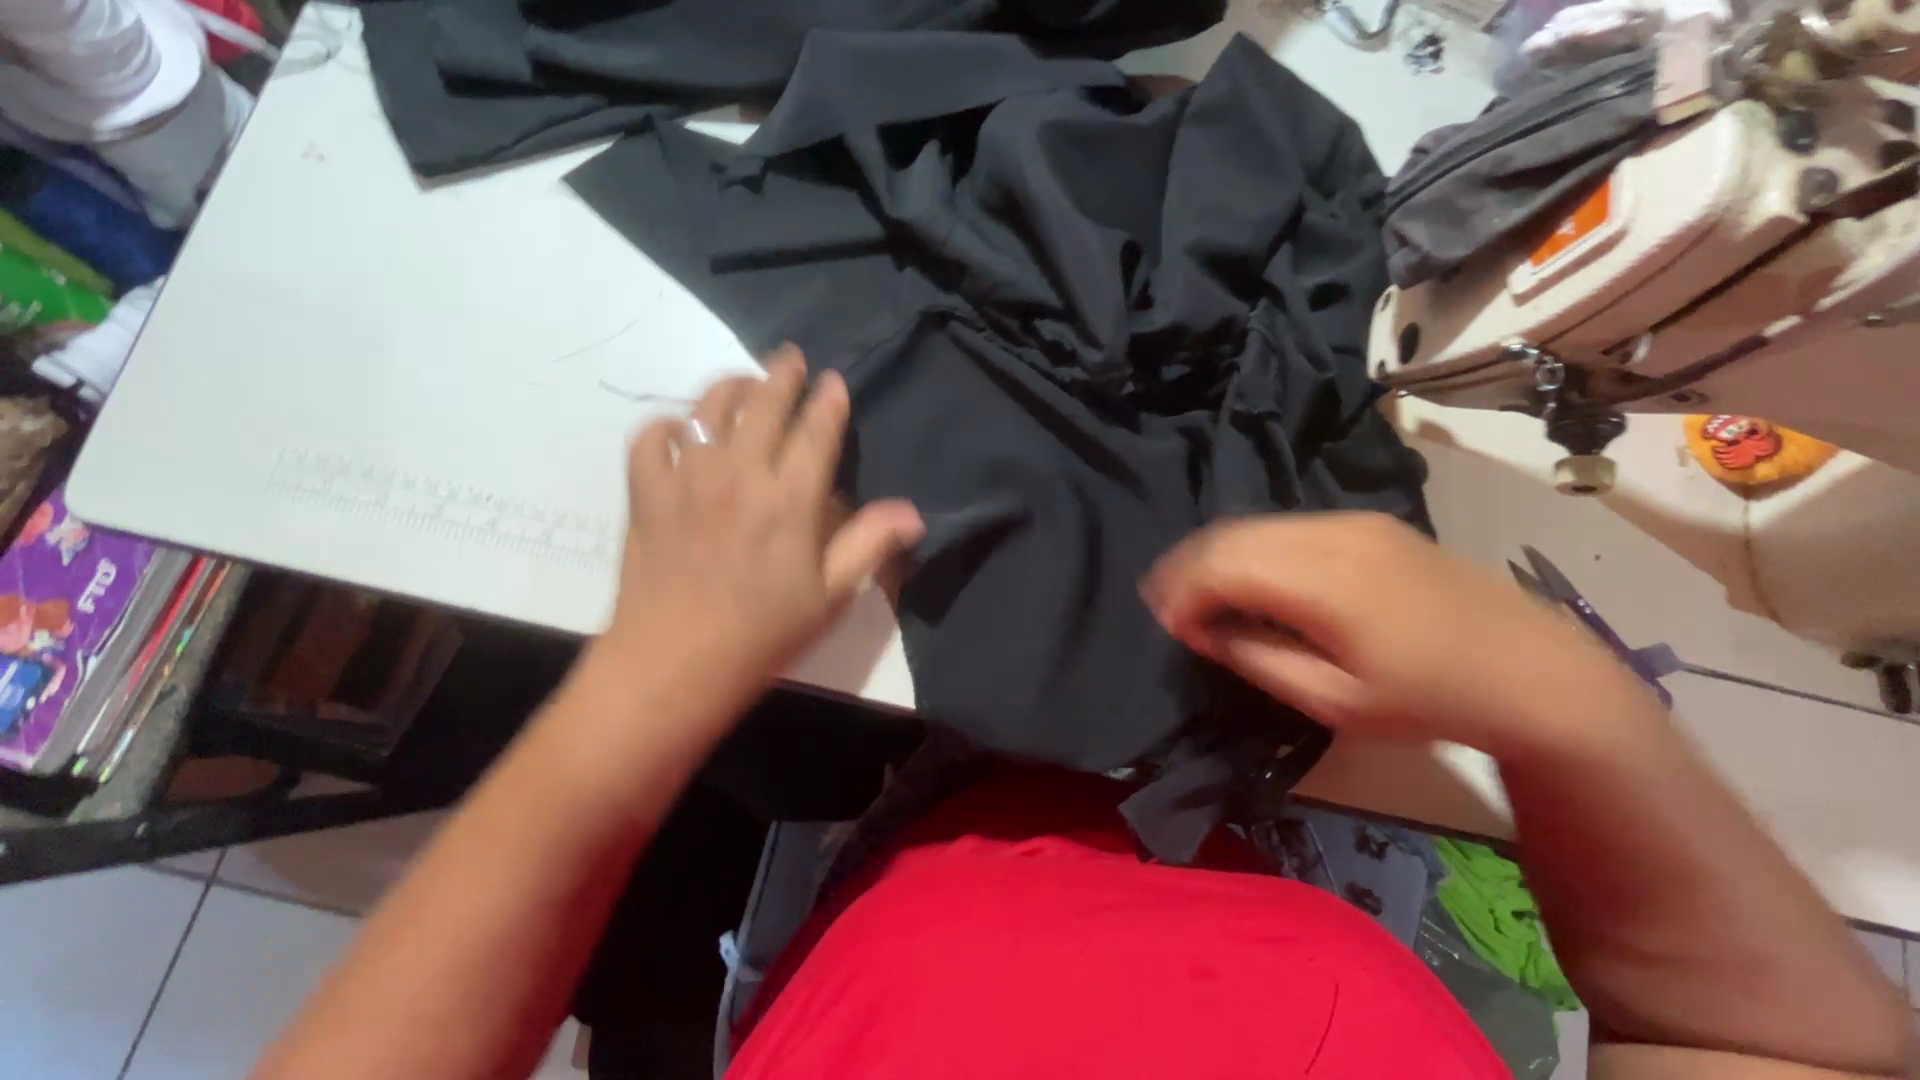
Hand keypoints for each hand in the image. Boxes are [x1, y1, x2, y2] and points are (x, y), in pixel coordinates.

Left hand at [599, 345, 922, 709]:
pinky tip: (680, 429)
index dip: (829, 401)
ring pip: (709, 407)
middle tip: (791, 358)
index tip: (835, 381)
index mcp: (790, 499)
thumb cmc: (763, 633)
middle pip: (764, 403)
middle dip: (782, 375)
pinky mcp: (646, 491)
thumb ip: (868, 544)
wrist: (675, 662)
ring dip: (732, 387)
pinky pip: (652, 437)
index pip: (816, 431)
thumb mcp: (829, 596)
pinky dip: (668, 425)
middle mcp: (739, 473)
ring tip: (745, 384)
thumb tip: (913, 512)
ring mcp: (687, 477)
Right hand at [1141, 512, 1663, 756]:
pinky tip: (1249, 579)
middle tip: (1164, 605)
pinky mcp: (1370, 525)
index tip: (1167, 627)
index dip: (1182, 592)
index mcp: (1325, 580)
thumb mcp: (1334, 702)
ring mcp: (1355, 523)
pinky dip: (1253, 549)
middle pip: (1232, 534)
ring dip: (1217, 556)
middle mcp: (1334, 533)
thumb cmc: (1431, 701)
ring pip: (1257, 525)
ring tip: (1197, 594)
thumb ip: (1258, 659)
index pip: (1222, 565)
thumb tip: (1201, 631)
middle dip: (1188, 567)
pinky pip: (1287, 528)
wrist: (1536, 673)